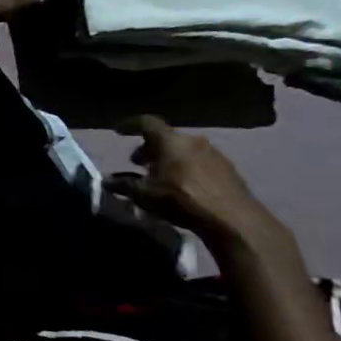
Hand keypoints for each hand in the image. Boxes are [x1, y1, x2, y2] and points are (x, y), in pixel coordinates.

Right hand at [106, 116, 282, 246]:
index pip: (147, 123)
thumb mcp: (144, 194)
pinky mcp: (227, 168)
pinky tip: (180, 185)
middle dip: (149, 148)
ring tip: (158, 176)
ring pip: (183, 149)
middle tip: (137, 163)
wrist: (233, 218)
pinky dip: (184, 167)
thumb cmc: (181, 199)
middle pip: (166, 137)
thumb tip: (107, 181)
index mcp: (171, 142)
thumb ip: (123, 185)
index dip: (130, 125)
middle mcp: (193, 141)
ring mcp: (214, 153)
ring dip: (168, 158)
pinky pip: (198, 160)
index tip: (118, 131)